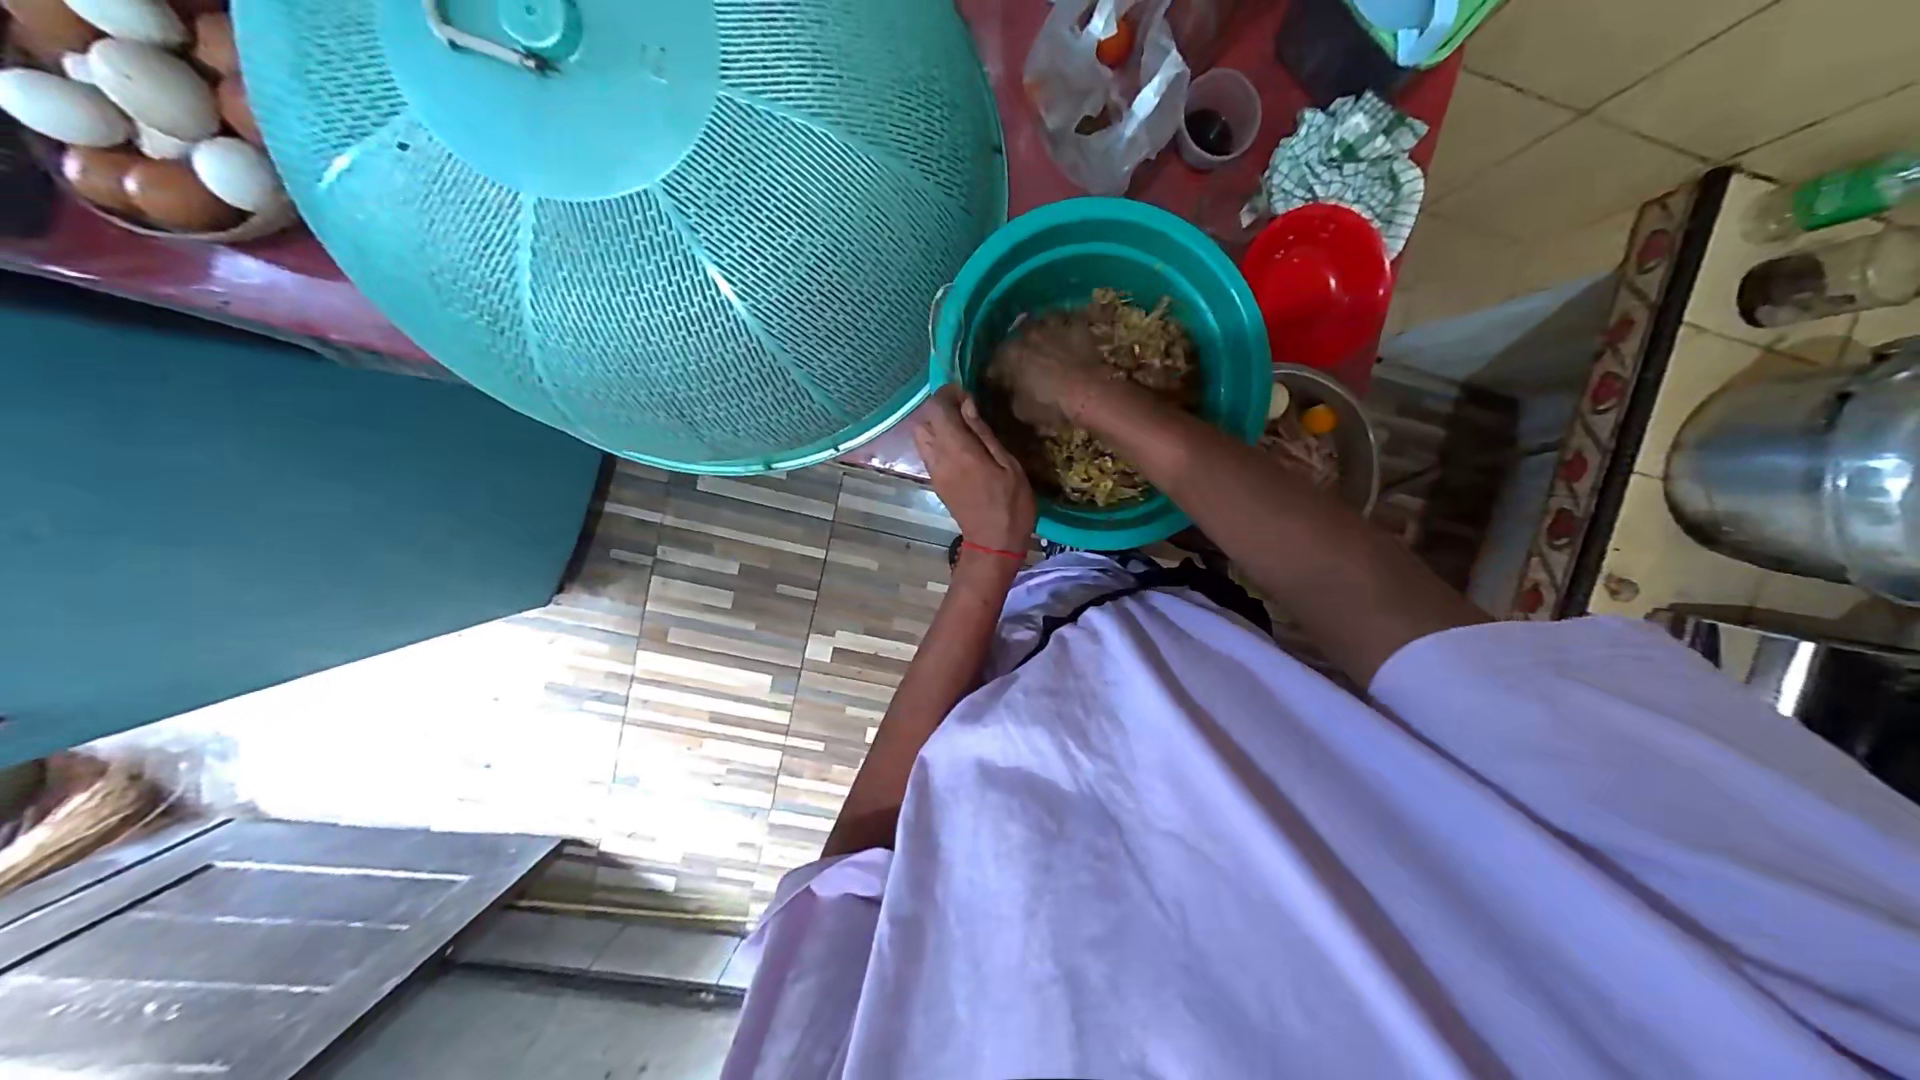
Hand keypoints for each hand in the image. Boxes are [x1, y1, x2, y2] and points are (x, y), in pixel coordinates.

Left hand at [914, 387, 1035, 553]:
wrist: (993, 543)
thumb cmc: (1010, 504)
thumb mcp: (1009, 465)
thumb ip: (984, 433)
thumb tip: (967, 405)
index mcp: (958, 451)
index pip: (937, 409)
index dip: (948, 394)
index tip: (967, 393)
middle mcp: (938, 458)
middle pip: (923, 420)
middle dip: (939, 408)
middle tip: (964, 408)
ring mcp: (933, 471)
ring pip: (921, 436)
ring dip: (936, 424)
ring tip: (961, 425)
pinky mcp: (935, 481)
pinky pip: (927, 451)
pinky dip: (937, 439)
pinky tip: (959, 444)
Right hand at [985, 312, 1111, 431]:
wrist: (1088, 393)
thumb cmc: (1050, 404)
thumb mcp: (1021, 410)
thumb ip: (1011, 396)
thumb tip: (1011, 392)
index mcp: (1008, 355)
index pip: (995, 364)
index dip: (998, 375)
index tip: (1002, 385)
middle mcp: (1026, 334)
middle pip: (1016, 340)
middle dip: (1018, 351)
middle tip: (1024, 365)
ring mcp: (1052, 326)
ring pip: (1041, 325)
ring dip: (1040, 335)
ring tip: (1046, 348)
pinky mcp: (1075, 325)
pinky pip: (1067, 323)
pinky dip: (1065, 330)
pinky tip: (1068, 340)